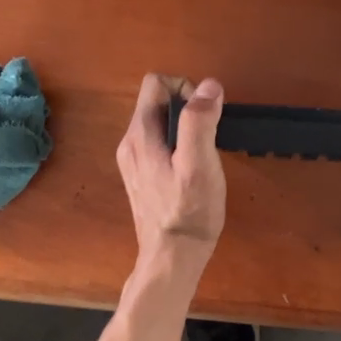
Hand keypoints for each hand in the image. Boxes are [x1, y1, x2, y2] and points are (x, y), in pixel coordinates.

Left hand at [116, 74, 225, 266]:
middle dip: (187, 108)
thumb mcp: (199, 164)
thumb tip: (209, 86)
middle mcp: (130, 142)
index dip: (185, 88)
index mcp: (140, 134)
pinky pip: (160, 141)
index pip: (156, 83)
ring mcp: (134, 160)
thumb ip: (200, 122)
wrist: (173, 258)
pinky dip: (178, 145)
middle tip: (207, 139)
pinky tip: (191, 171)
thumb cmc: (189, 211)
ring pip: (160, 121)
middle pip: (158, 100)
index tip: (204, 116)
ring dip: (184, 128)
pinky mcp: (142, 175)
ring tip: (202, 156)